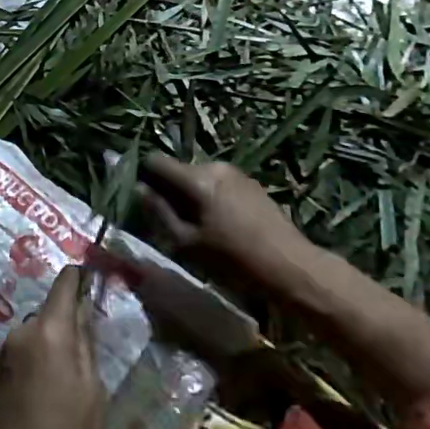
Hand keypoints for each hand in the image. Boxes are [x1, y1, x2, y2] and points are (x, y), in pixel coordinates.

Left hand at [0, 265, 106, 428]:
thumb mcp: (94, 393)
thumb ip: (86, 344)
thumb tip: (82, 310)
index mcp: (49, 331)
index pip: (64, 283)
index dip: (77, 277)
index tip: (87, 277)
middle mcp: (18, 333)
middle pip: (45, 313)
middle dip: (60, 325)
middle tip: (75, 357)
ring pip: (27, 336)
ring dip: (40, 346)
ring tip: (52, 384)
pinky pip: (12, 356)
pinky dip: (24, 364)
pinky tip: (32, 397)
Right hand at [135, 154, 312, 282]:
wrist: (291, 267)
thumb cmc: (234, 261)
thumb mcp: (188, 243)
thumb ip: (160, 212)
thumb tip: (138, 188)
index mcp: (197, 178)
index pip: (156, 161)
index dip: (145, 176)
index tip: (145, 200)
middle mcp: (215, 166)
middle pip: (179, 170)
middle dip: (170, 190)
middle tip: (173, 223)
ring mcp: (236, 172)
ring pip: (199, 177)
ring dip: (192, 195)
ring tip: (199, 228)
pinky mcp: (251, 183)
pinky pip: (219, 183)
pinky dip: (211, 198)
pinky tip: (221, 226)